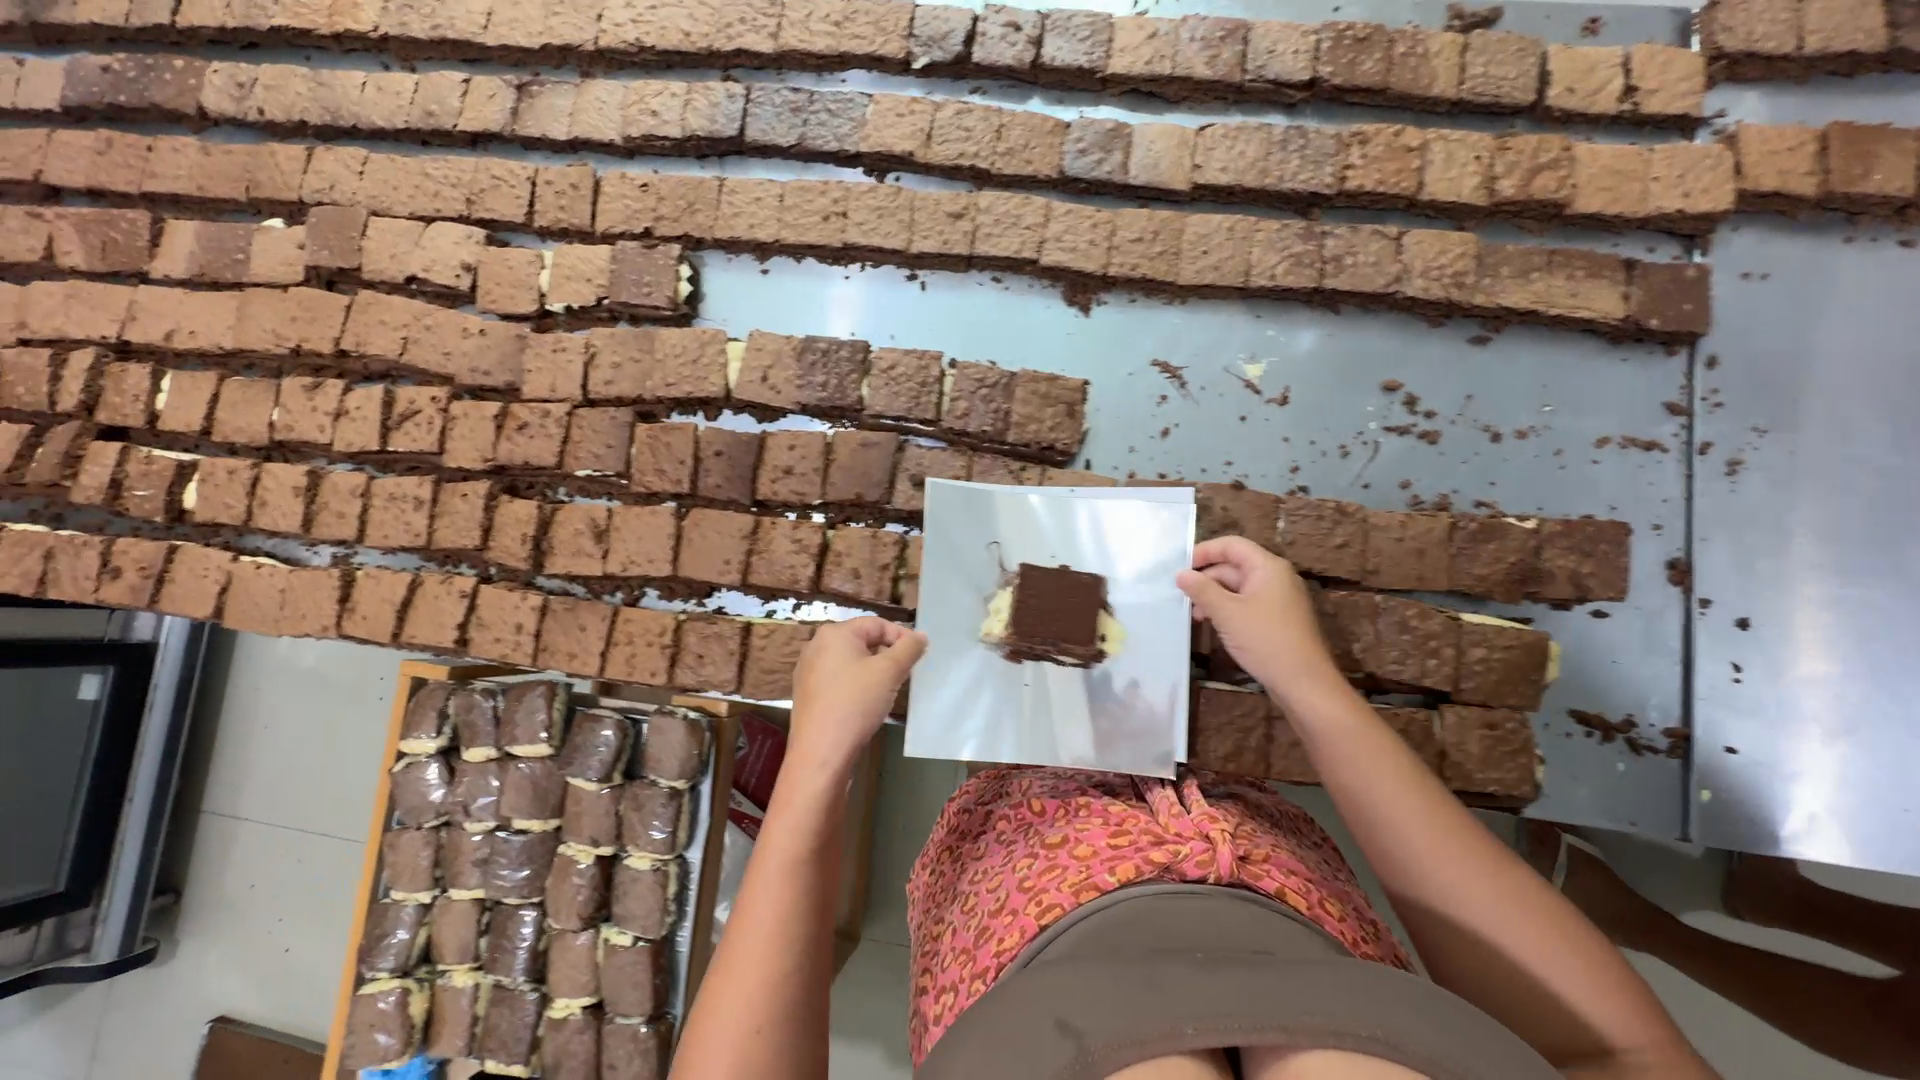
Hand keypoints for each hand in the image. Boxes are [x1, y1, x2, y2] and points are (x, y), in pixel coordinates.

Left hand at [789, 617, 925, 772]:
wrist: (821, 751)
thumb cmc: (856, 703)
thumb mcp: (890, 672)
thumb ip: (909, 649)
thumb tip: (920, 635)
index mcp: (835, 633)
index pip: (877, 624)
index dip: (901, 637)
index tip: (918, 656)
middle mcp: (816, 645)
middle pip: (862, 641)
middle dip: (887, 655)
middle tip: (904, 674)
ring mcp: (808, 670)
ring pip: (850, 661)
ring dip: (872, 671)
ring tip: (887, 690)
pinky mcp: (807, 692)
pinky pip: (838, 679)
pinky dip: (855, 685)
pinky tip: (864, 704)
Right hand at [1176, 536, 1344, 706]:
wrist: (1304, 682)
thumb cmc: (1266, 641)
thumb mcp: (1227, 613)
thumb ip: (1202, 590)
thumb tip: (1181, 574)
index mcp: (1268, 567)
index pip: (1231, 545)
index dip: (1204, 552)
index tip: (1179, 568)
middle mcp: (1276, 577)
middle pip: (1234, 566)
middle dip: (1206, 579)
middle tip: (1181, 597)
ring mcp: (1278, 599)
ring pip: (1238, 587)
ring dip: (1214, 597)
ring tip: (1195, 616)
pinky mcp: (1277, 619)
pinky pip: (1247, 604)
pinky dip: (1227, 610)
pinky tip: (1213, 625)